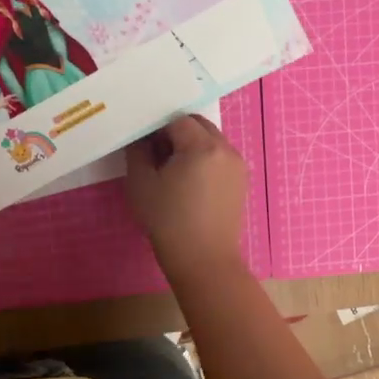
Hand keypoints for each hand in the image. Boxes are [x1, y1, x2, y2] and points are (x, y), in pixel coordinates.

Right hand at [124, 115, 246, 272]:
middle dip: (174, 131)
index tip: (142, 143)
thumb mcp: (141, 182)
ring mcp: (237, 165)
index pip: (176, 120)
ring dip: (189, 144)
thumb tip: (141, 137)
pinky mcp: (240, 181)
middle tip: (154, 153)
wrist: (202, 259)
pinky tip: (186, 182)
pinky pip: (218, 156)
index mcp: (202, 146)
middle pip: (197, 125)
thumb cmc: (167, 220)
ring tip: (170, 169)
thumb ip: (138, 151)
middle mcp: (225, 149)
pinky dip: (202, 158)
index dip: (156, 127)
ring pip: (209, 139)